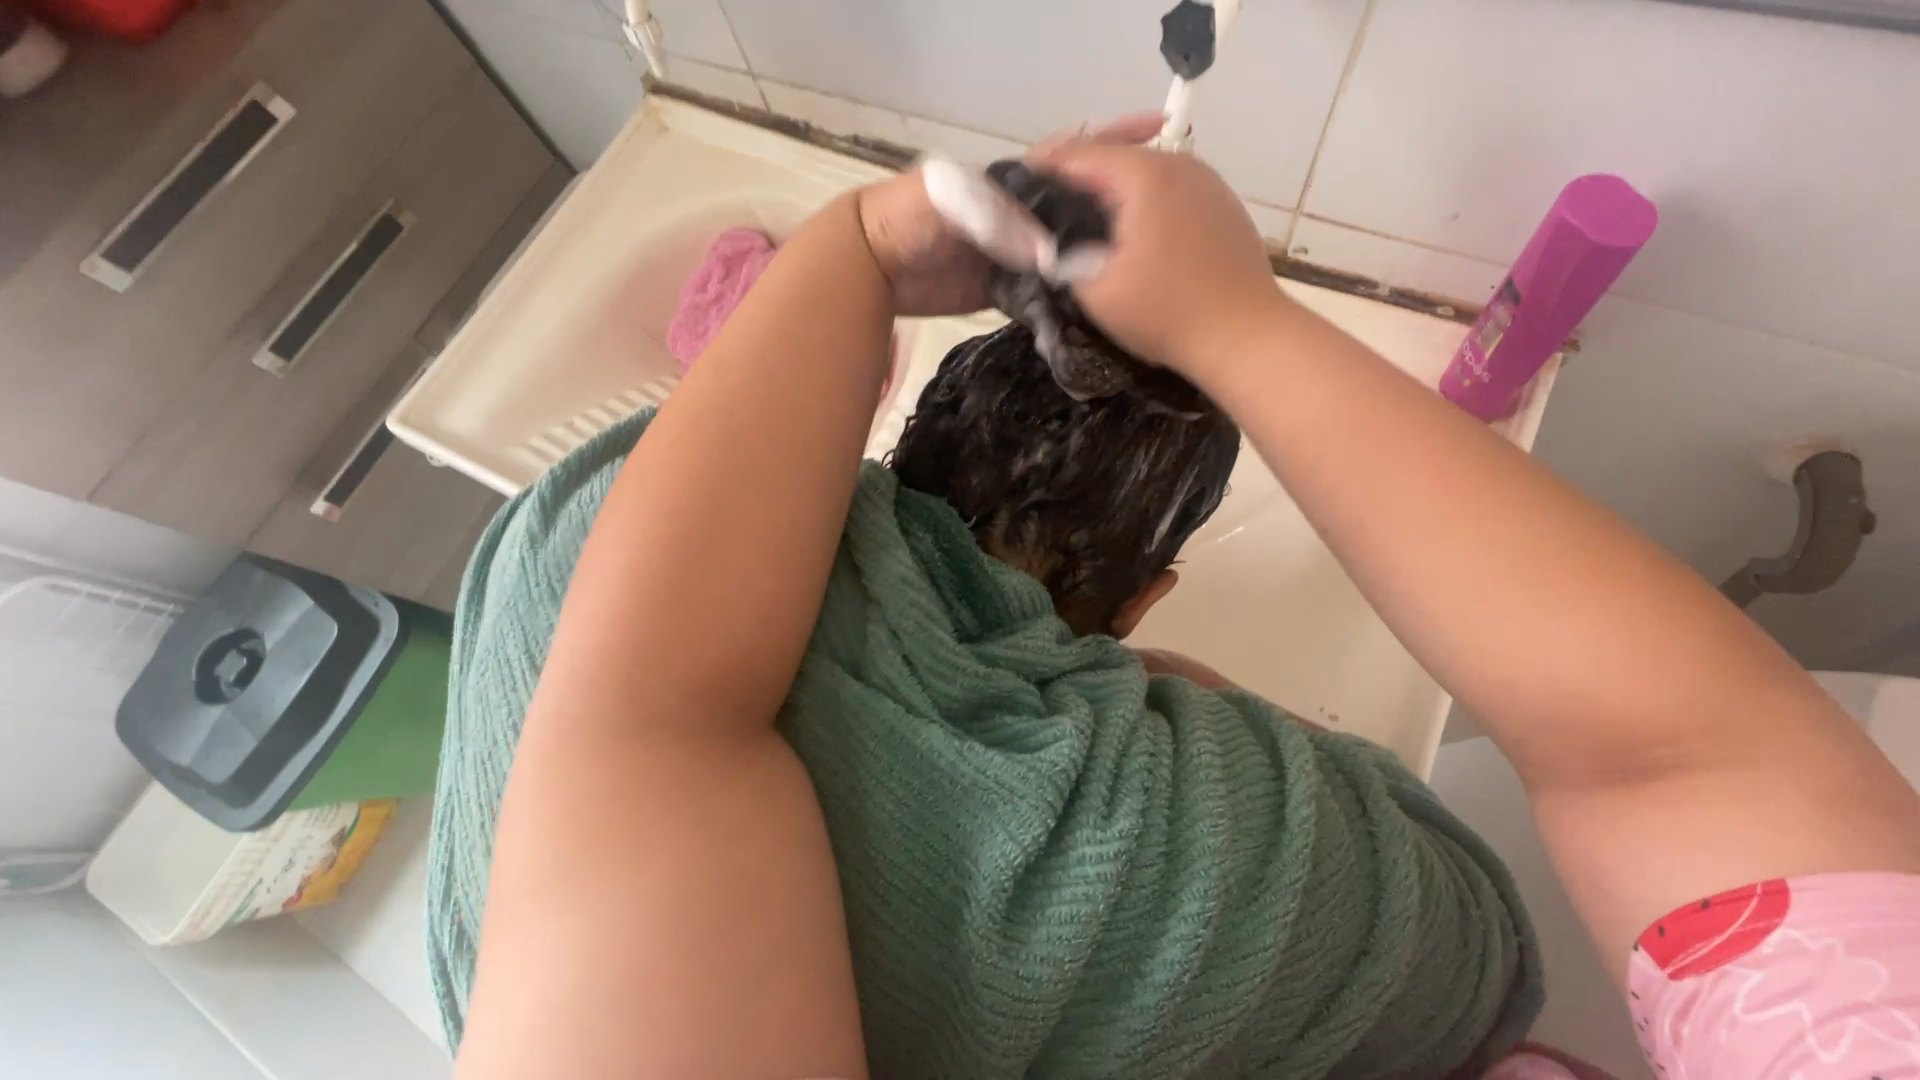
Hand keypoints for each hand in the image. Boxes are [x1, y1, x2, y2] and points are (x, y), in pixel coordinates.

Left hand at [854, 114, 1166, 318]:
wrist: (872, 266)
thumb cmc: (907, 218)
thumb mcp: (951, 199)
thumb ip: (997, 213)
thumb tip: (1046, 247)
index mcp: (1012, 182)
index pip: (1072, 157)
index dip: (1111, 143)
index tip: (1157, 134)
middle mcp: (1020, 215)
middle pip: (1077, 207)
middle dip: (1116, 206)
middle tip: (1161, 217)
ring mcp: (1013, 254)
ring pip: (1066, 251)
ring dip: (1096, 255)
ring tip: (1142, 261)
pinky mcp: (1003, 290)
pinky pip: (1044, 290)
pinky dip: (1067, 294)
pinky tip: (1099, 300)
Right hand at [1028, 141, 1284, 380]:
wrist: (1246, 336)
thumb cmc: (1167, 313)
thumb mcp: (1096, 290)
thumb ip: (1061, 255)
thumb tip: (1048, 240)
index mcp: (1144, 175)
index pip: (1078, 154)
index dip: (1041, 171)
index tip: (1016, 194)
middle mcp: (1179, 164)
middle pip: (1113, 155)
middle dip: (1075, 180)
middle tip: (1045, 210)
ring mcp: (1207, 182)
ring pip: (1143, 173)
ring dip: (1110, 193)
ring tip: (1082, 225)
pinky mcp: (1222, 206)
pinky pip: (1168, 192)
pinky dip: (1141, 206)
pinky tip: (1129, 238)